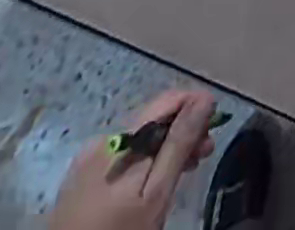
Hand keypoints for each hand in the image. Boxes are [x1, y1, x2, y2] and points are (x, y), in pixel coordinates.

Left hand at [50, 89, 218, 229]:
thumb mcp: (156, 194)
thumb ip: (179, 144)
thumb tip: (205, 98)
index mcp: (121, 140)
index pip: (168, 100)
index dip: (196, 106)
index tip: (214, 130)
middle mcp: (103, 140)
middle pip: (154, 119)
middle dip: (184, 129)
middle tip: (205, 154)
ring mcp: (88, 160)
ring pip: (140, 139)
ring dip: (167, 147)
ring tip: (187, 169)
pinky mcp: (81, 180)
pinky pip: (123, 157)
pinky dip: (146, 161)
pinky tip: (154, 182)